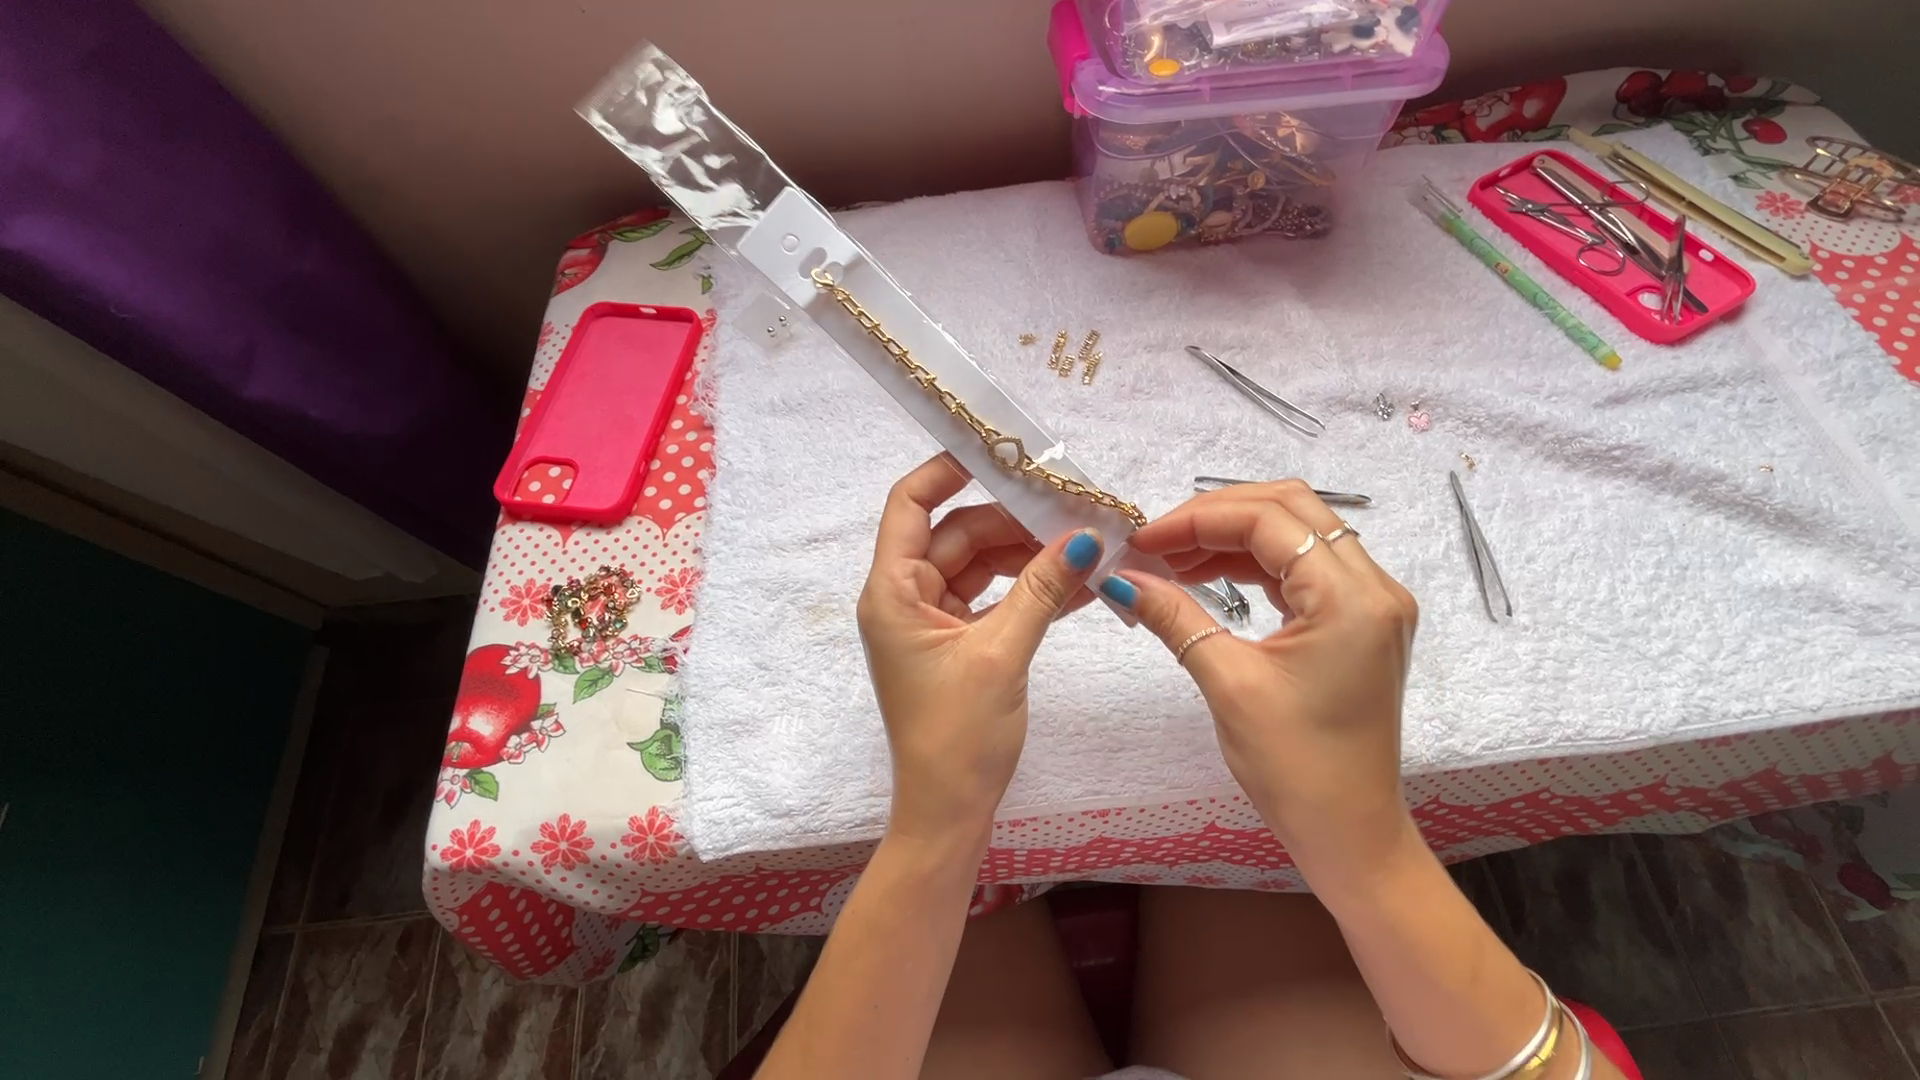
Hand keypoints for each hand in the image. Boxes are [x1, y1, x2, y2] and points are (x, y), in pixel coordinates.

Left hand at [859, 454, 1104, 845]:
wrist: (950, 809)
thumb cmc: (958, 735)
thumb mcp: (1001, 653)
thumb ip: (1041, 589)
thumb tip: (1084, 536)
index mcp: (893, 592)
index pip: (909, 506)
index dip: (946, 471)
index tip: (999, 452)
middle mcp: (906, 597)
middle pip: (958, 533)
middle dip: (1013, 521)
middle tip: (1072, 511)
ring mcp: (933, 619)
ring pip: (981, 564)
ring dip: (1028, 556)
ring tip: (1084, 546)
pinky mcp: (958, 641)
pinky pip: (993, 598)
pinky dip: (1028, 590)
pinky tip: (1076, 583)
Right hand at [1106, 480, 1419, 878]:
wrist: (1347, 830)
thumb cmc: (1293, 765)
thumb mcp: (1227, 683)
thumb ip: (1174, 617)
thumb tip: (1119, 579)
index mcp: (1351, 599)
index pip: (1269, 522)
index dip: (1199, 520)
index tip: (1143, 540)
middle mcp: (1373, 586)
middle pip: (1291, 509)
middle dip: (1217, 514)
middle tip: (1158, 539)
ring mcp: (1370, 602)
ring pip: (1297, 533)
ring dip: (1232, 536)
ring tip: (1172, 557)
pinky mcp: (1357, 620)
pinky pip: (1302, 566)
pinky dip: (1253, 562)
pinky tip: (1207, 574)